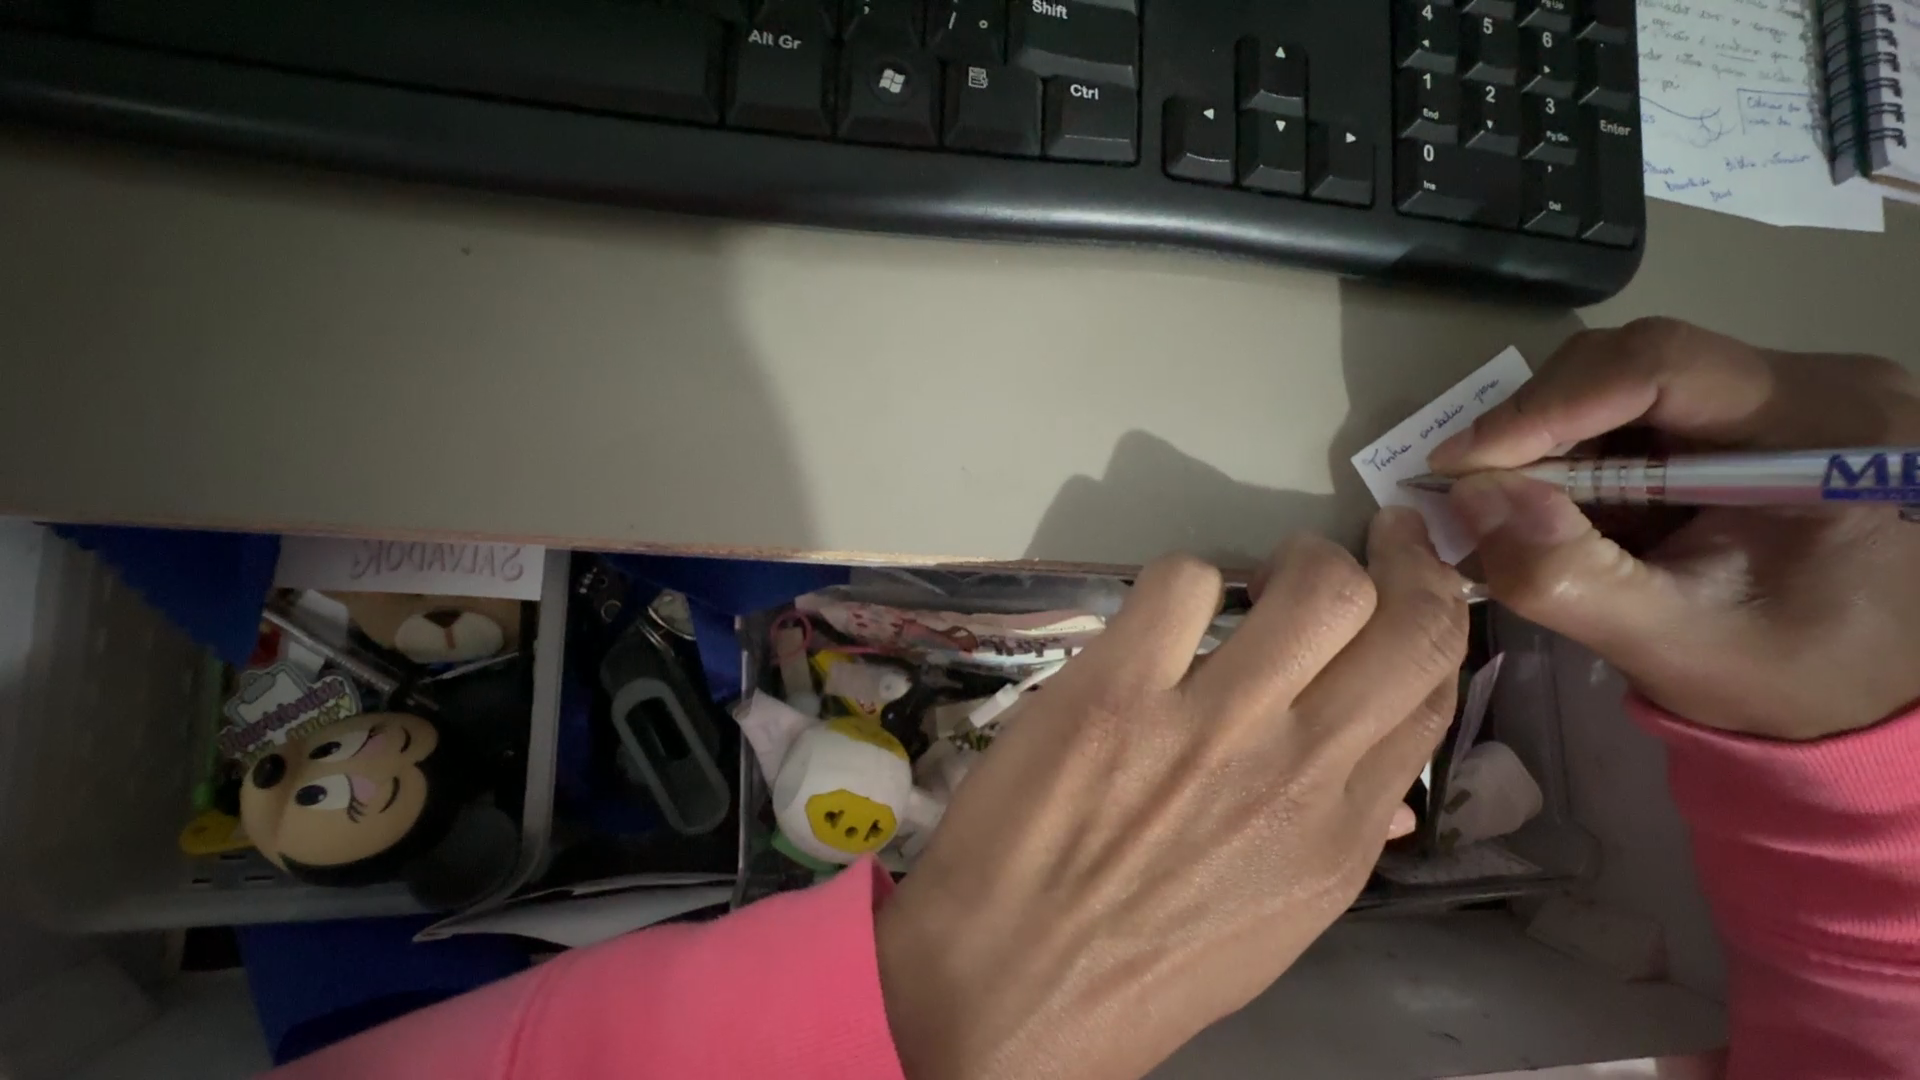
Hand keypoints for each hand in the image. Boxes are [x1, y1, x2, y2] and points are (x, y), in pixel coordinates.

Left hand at [874, 510, 1467, 1079]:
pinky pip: (1182, 583)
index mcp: (1342, 829)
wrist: (1013, 987)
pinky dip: (1184, 579)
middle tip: (1361, 542)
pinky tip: (1159, 617)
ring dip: (1293, 560)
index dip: (1432, 612)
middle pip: (1402, 622)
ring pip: (1314, 586)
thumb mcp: (1273, 916)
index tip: (1411, 573)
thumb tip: (1387, 784)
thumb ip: (1336, 835)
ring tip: (1255, 578)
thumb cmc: (1141, 959)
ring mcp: (1207, 724)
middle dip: (1396, 560)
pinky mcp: (1115, 691)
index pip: (1431, 689)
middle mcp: (1296, 767)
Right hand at [1429, 317, 1919, 740]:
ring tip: (1526, 511)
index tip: (1460, 467)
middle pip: (1626, 364)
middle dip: (1534, 428)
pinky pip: (1620, 407)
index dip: (1543, 408)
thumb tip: (1471, 495)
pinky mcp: (1739, 414)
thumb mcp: (1664, 641)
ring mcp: (1776, 394)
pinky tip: (1565, 506)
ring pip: (1611, 381)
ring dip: (1544, 445)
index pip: (1659, 366)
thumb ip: (1565, 575)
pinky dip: (1565, 453)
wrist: (1846, 691)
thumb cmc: (1775, 674)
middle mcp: (1811, 386)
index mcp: (1824, 430)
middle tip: (1478, 492)